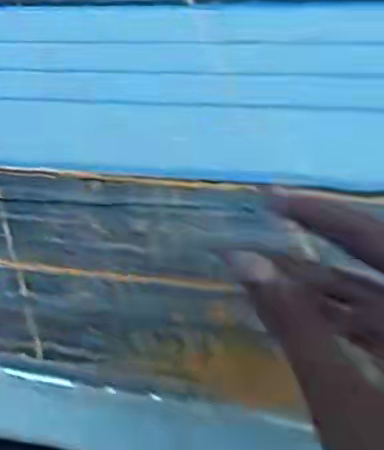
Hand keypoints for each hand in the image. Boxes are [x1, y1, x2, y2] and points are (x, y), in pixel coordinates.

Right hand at [231, 193, 383, 449]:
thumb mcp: (347, 407)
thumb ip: (297, 327)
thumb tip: (243, 257)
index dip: (338, 221)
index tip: (271, 196)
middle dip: (340, 245)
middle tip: (274, 214)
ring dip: (342, 285)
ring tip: (269, 266)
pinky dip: (360, 319)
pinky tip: (312, 310)